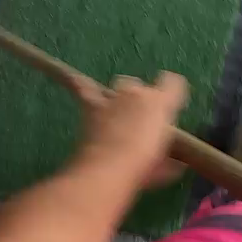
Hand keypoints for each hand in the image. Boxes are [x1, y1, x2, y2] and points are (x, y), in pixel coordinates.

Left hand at [75, 72, 187, 187]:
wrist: (109, 167)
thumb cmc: (143, 165)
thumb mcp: (163, 165)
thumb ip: (169, 161)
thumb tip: (175, 165)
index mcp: (162, 102)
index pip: (174, 83)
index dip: (173, 93)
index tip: (173, 107)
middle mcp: (140, 93)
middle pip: (144, 87)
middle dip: (145, 98)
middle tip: (143, 122)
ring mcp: (115, 96)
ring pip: (121, 85)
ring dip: (123, 95)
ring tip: (121, 111)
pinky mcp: (92, 105)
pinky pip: (83, 86)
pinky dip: (76, 81)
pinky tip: (66, 75)